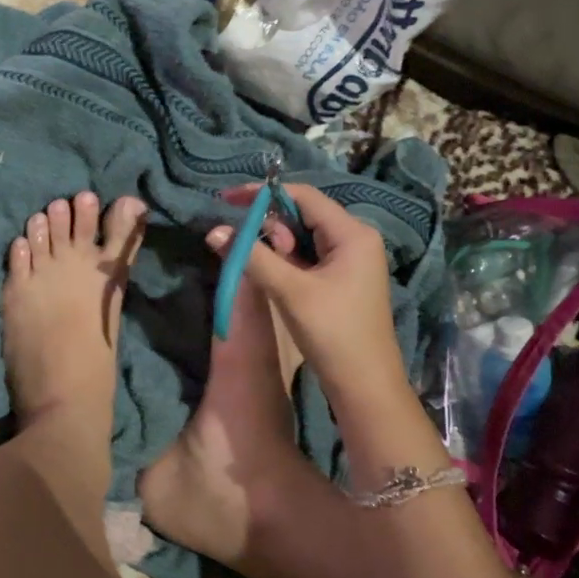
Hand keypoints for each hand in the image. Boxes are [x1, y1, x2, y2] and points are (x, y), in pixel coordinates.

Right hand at [214, 182, 410, 413]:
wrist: (364, 383)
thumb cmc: (333, 332)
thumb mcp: (289, 291)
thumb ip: (252, 257)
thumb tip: (214, 231)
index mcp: (352, 234)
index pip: (303, 196)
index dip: (263, 194)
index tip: (226, 199)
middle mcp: (355, 240)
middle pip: (303, 215)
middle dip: (270, 226)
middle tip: (249, 251)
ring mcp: (349, 261)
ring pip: (303, 238)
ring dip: (276, 247)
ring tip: (264, 270)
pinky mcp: (340, 280)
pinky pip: (307, 258)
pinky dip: (286, 262)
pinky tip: (271, 277)